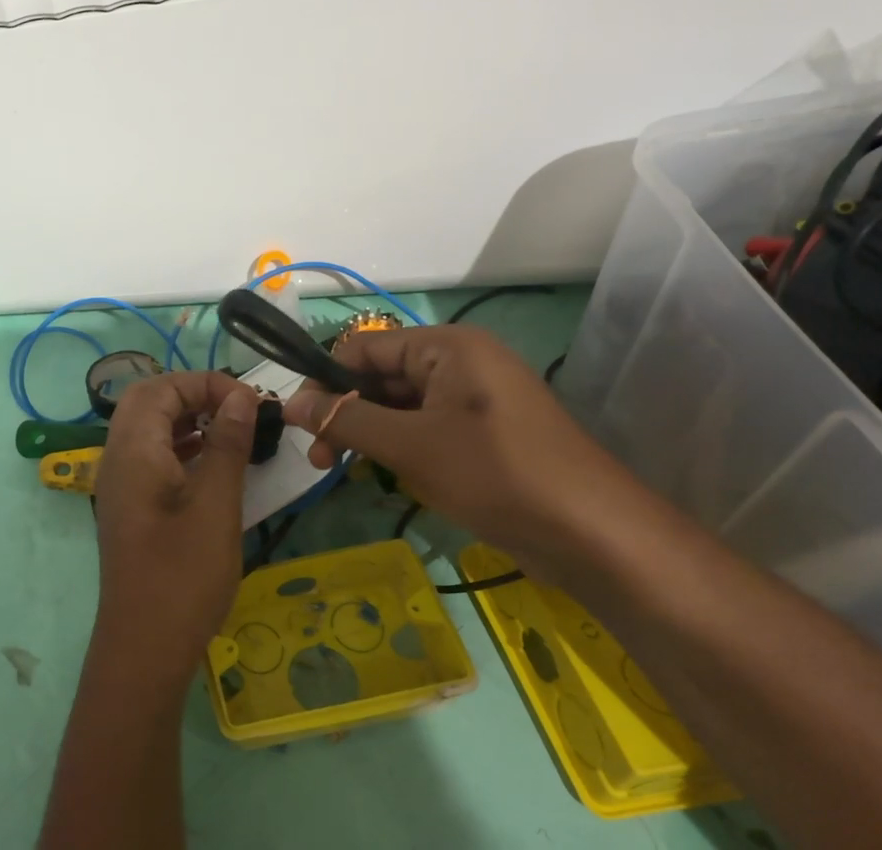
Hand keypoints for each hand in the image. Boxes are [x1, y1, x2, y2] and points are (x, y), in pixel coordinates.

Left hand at [89, 372, 260, 687]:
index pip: (160, 387)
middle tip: (238, 407)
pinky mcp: (130, 506)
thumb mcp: (216, 506)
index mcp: (132, 450)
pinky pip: (150, 456)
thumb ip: (227, 446)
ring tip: (232, 427)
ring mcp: (119, 483)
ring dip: (186, 417)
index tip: (250, 399)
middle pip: (147, 401)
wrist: (144, 645)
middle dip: (192, 393)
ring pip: (147, 428)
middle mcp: (116, 458)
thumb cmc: (183, 576)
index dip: (204, 382)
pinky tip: (213, 460)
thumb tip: (241, 397)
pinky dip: (180, 445)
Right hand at [281, 325, 651, 583]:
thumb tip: (288, 404)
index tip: (300, 425)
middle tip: (320, 460)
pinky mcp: (485, 436)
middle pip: (380, 377)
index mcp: (447, 347)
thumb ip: (345, 419)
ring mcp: (475, 401)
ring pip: (400, 407)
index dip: (325, 382)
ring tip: (344, 472)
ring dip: (368, 435)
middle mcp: (461, 363)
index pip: (362, 349)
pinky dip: (399, 448)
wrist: (592, 534)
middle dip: (345, 413)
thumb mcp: (409, 446)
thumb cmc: (495, 474)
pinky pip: (426, 429)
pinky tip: (386, 477)